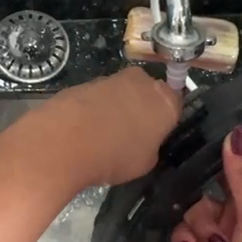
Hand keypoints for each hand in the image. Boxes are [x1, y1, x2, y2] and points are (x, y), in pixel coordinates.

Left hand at [33, 67, 180, 186]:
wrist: (65, 141)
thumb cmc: (115, 155)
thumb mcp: (145, 162)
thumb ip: (151, 146)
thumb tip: (143, 140)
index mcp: (165, 101)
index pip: (175, 104)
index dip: (166, 119)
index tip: (156, 134)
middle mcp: (141, 82)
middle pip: (147, 92)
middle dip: (141, 108)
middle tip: (131, 133)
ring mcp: (111, 79)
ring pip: (121, 92)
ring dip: (116, 107)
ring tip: (102, 134)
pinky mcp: (84, 82)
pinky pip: (97, 97)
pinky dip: (93, 108)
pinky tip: (83, 129)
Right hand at [171, 127, 241, 241]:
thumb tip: (237, 133)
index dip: (225, 156)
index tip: (198, 146)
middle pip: (214, 185)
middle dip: (202, 193)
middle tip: (202, 202)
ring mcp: (230, 234)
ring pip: (198, 210)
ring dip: (196, 223)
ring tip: (208, 241)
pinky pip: (190, 235)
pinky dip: (187, 240)